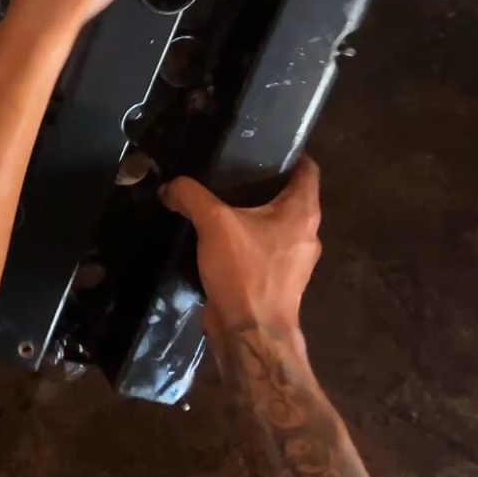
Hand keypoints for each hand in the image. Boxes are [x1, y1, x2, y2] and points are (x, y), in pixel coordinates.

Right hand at [161, 157, 322, 340]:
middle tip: (230, 169)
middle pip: (289, 197)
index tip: (265, 143)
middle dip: (264, 182)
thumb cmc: (245, 272)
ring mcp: (292, 261)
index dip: (291, 154)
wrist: (250, 334)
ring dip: (252, 214)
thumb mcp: (213, 222)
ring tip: (219, 201)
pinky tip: (216, 237)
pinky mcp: (275, 281)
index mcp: (302, 213)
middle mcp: (305, 235)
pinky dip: (244, 239)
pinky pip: (262, 249)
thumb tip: (169, 187)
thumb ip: (190, 195)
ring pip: (274, 225)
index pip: (308, 171)